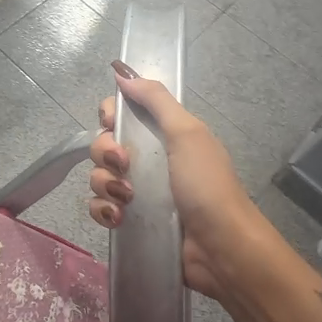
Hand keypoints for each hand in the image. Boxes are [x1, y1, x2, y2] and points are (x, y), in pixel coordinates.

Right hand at [88, 62, 269, 300]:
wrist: (223, 250)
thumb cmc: (207, 185)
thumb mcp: (187, 133)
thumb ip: (155, 100)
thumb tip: (121, 71)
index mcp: (161, 136)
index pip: (120, 114)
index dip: (109, 116)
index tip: (113, 124)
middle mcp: (147, 160)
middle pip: (102, 144)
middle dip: (105, 153)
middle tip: (124, 166)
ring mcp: (137, 192)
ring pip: (98, 176)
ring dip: (105, 185)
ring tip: (127, 200)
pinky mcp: (130, 222)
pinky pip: (99, 208)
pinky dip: (103, 211)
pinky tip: (119, 218)